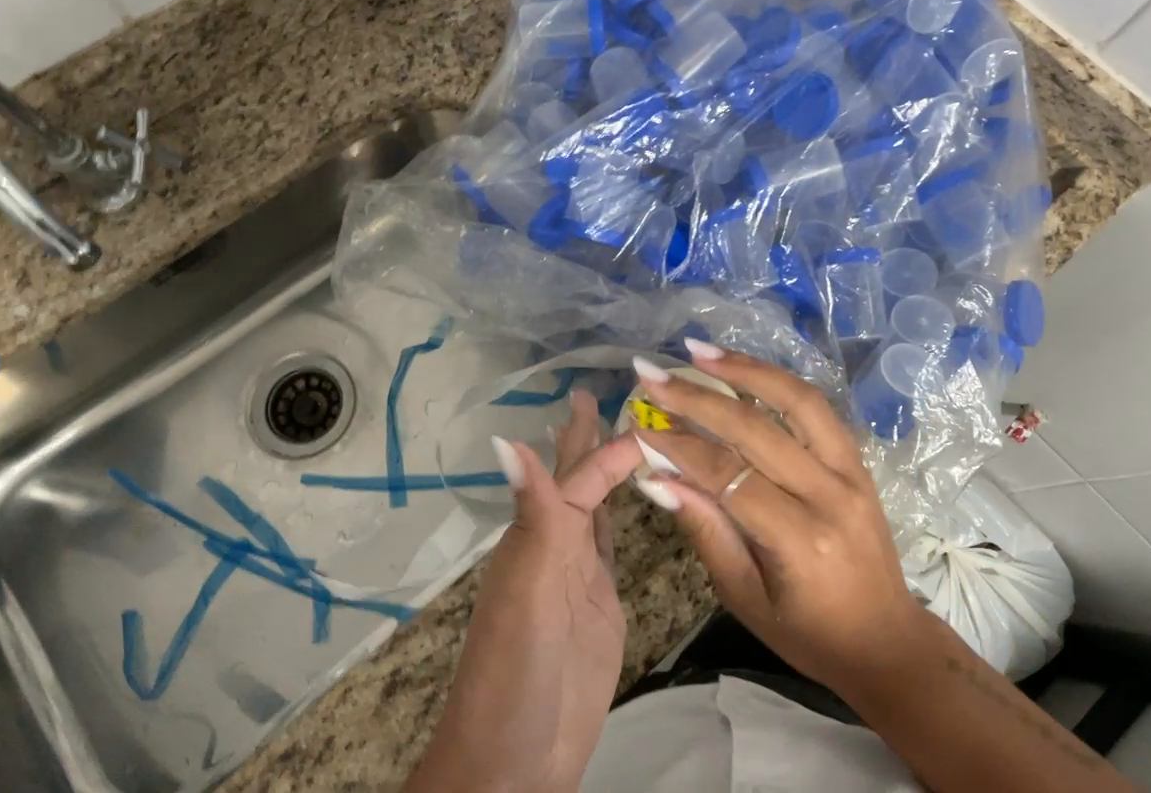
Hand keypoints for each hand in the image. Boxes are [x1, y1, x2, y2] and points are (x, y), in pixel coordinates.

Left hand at [405, 389, 642, 792]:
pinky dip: (619, 519)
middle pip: (575, 483)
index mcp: (536, 539)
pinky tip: (623, 505)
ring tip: (613, 437)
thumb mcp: (526, 589)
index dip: (607, 449)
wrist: (515, 759)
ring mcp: (578, 579)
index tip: (645, 418)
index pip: (578, 479)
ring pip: (594, 511)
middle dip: (584, 441)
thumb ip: (532, 516)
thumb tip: (505, 437)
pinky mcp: (599, 608)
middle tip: (593, 394)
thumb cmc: (515, 670)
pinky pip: (611, 548)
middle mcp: (555, 549)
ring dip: (600, 473)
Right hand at [631, 342, 933, 703]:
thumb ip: (704, 529)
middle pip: (756, 429)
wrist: (885, 640)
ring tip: (698, 351)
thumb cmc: (807, 633)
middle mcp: (830, 495)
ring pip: (796, 401)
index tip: (637, 423)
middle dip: (696, 396)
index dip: (678, 446)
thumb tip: (656, 476)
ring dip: (744, 369)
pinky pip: (816, 408)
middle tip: (651, 374)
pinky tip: (742, 368)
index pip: (727, 475)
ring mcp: (852, 472)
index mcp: (800, 540)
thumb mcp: (744, 595)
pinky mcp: (859, 462)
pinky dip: (776, 382)